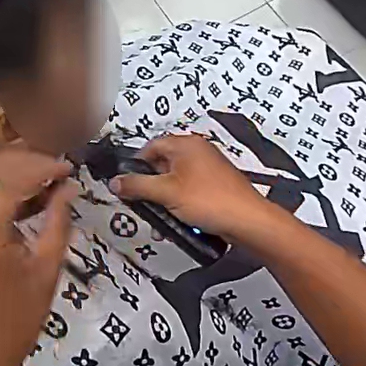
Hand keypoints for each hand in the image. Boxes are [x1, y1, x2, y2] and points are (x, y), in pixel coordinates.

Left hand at [0, 148, 77, 365]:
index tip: (67, 168)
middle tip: (52, 171)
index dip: (41, 168)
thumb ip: (57, 222)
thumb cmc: (16, 322)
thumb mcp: (46, 271)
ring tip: (38, 184)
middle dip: (21, 164)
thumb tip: (67, 189)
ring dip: (3, 175)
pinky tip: (14, 203)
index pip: (9, 181)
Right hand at [111, 133, 285, 241]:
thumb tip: (118, 182)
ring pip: (174, 183)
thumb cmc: (218, 201)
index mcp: (187, 144)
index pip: (150, 146)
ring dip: (164, 201)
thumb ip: (137, 186)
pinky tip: (179, 221)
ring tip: (162, 217)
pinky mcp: (213, 189)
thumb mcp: (166, 193)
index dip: (135, 164)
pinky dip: (179, 206)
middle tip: (143, 201)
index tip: (127, 181)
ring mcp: (207, 171)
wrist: (247, 221)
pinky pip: (188, 194)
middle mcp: (199, 153)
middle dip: (150, 188)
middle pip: (162, 165)